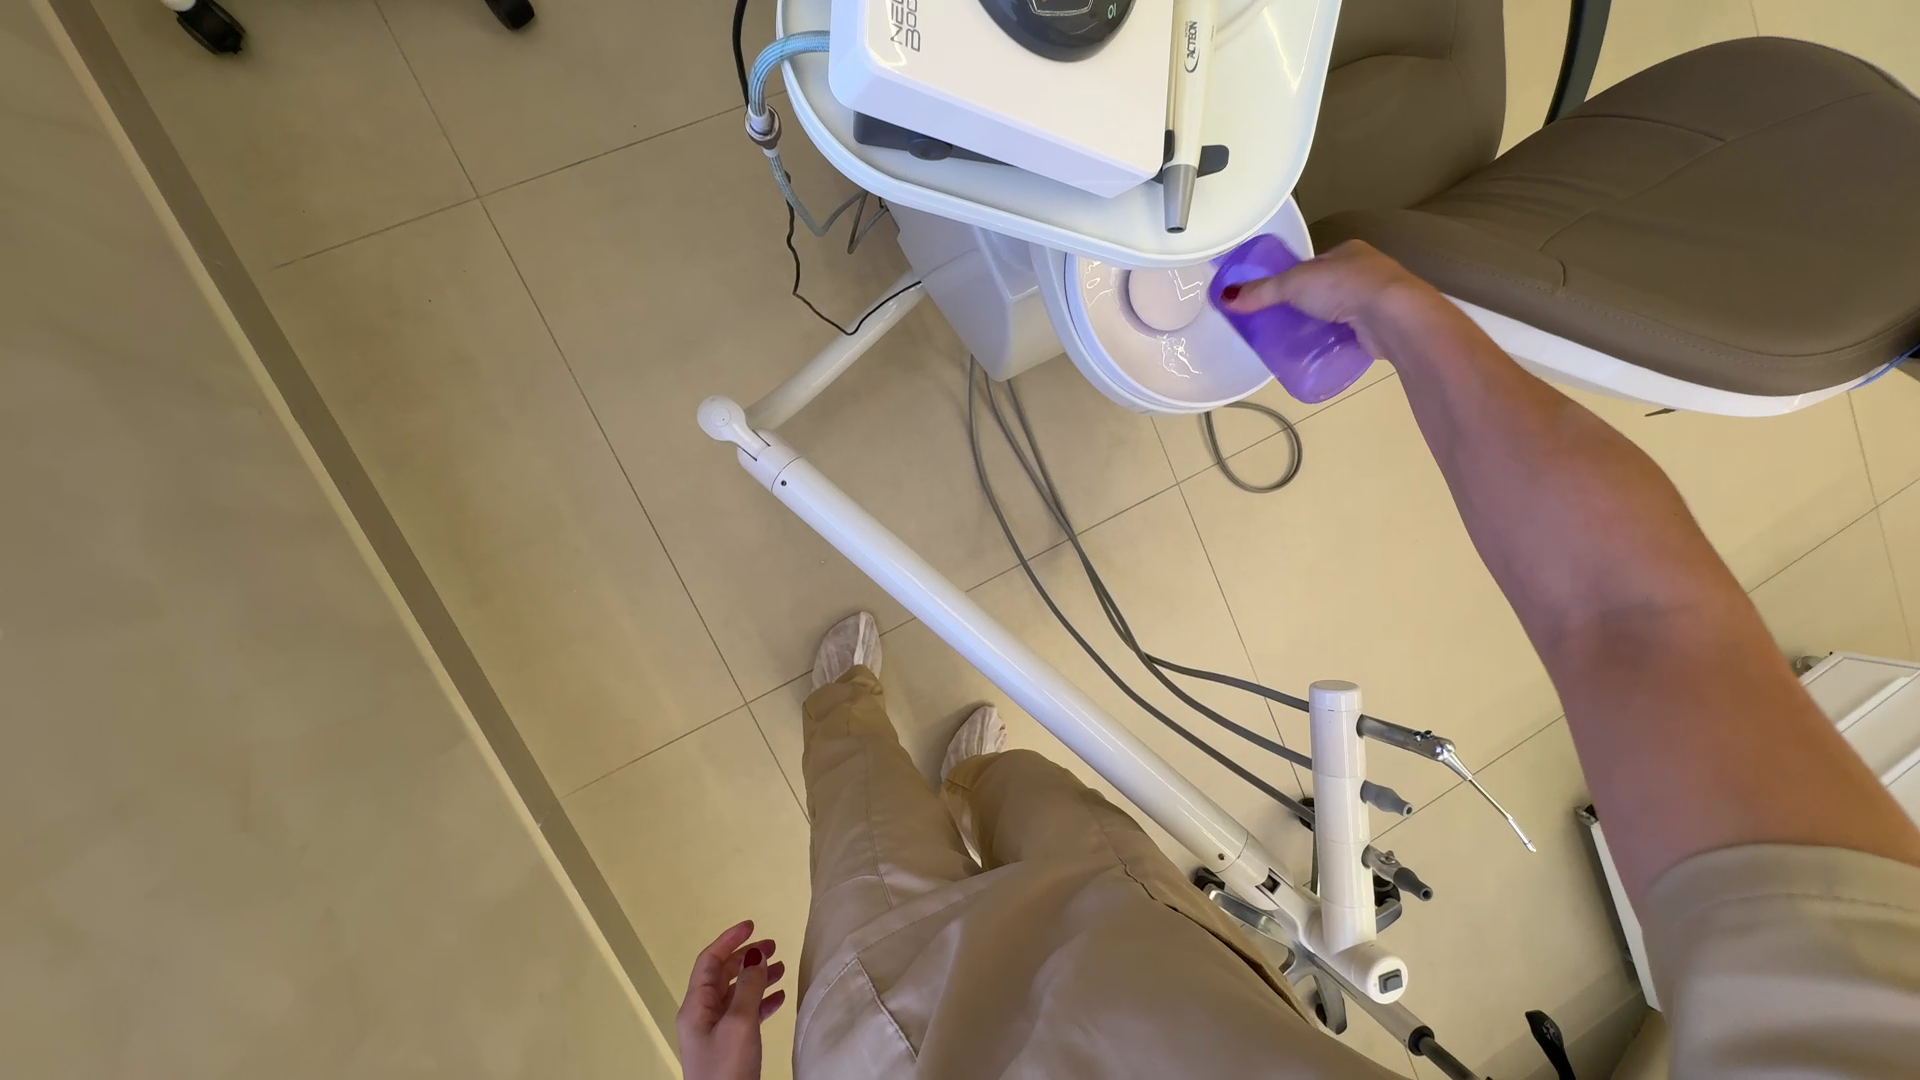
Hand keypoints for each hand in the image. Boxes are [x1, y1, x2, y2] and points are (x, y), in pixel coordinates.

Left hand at [677, 921, 786, 1079]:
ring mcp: (715, 1033)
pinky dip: (762, 1002)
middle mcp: (702, 1016)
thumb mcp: (739, 1022)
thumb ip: (748, 985)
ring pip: (737, 994)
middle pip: (724, 974)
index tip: (752, 924)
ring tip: (783, 969)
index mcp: (696, 1006)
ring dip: (758, 978)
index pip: (709, 961)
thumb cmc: (726, 1068)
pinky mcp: (729, 1047)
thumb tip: (755, 953)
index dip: (730, 940)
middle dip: (748, 958)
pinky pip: (745, 1014)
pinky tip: (780, 999)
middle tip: (775, 946)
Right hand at [1218, 240, 1454, 358]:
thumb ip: (1261, 292)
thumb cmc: (1345, 287)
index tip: (1276, 299)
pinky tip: (1321, 349)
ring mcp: (1376, 298)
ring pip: (1339, 310)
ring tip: (1296, 340)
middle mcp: (1366, 270)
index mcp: (1347, 251)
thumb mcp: (1294, 284)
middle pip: (1325, 288)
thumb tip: (1226, 298)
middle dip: (1306, 304)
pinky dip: (1335, 339)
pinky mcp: (1381, 325)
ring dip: (1321, 322)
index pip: (1313, 265)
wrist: (1394, 315)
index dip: (1293, 280)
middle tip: (1280, 323)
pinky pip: (1350, 331)